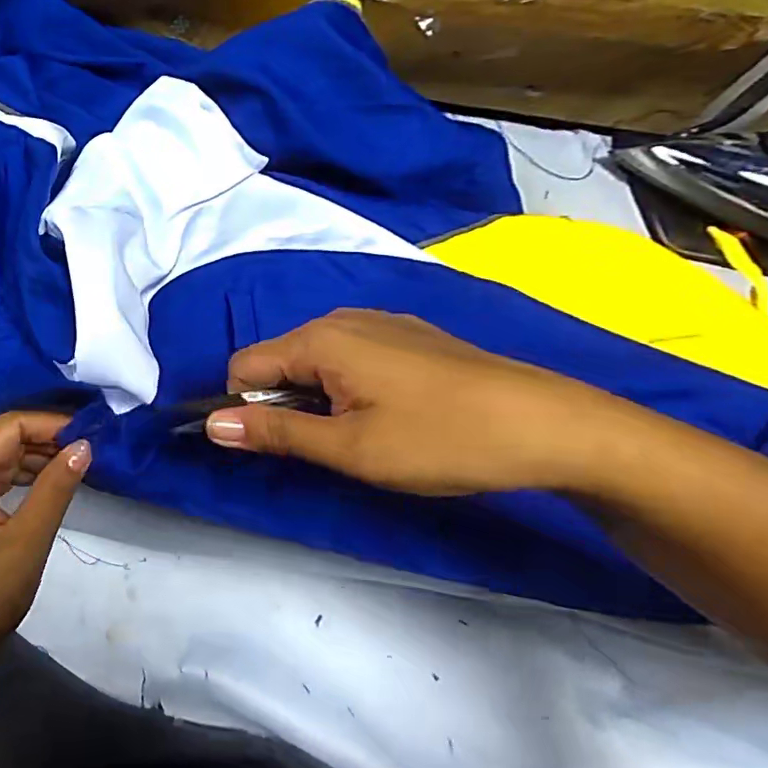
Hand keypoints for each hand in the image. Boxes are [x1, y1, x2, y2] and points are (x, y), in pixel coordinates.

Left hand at [0, 412, 89, 767]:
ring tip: (88, 460)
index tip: (97, 431)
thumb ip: (55, 489)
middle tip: (100, 446)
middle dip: (51, 438)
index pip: (10, 427)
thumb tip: (85, 445)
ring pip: (8, 456)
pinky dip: (32, 476)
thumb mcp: (25, 543)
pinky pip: (4, 477)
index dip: (53, 424)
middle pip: (8, 437)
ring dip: (45, 456)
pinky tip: (62, 480)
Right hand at [204, 309, 664, 495]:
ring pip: (313, 358)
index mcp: (319, 340)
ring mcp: (378, 321)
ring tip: (364, 432)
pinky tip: (393, 411)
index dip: (246, 407)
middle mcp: (340, 319)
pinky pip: (349, 353)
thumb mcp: (352, 448)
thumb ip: (275, 433)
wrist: (555, 427)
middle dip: (284, 402)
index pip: (243, 366)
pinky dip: (347, 383)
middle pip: (277, 360)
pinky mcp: (407, 333)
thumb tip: (211, 424)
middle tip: (331, 446)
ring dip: (316, 395)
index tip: (281, 446)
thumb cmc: (443, 439)